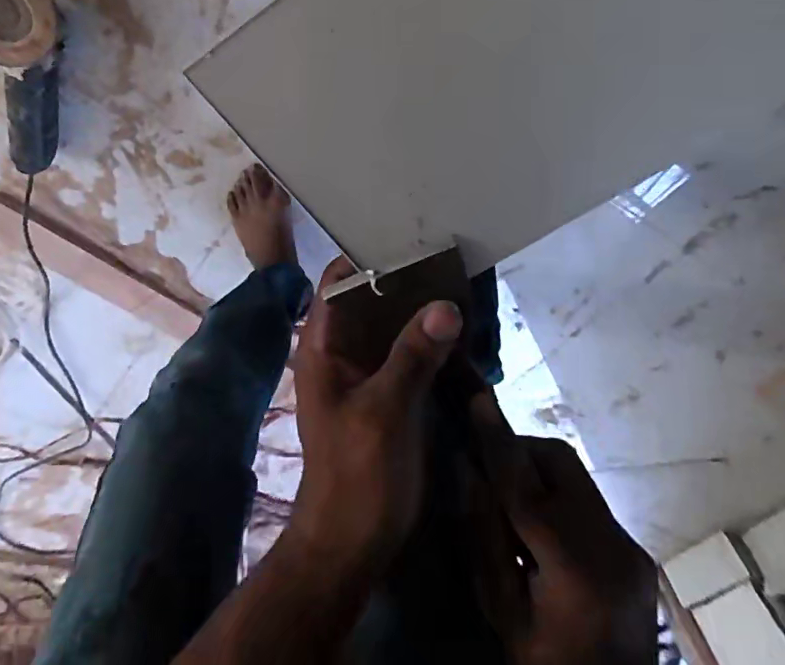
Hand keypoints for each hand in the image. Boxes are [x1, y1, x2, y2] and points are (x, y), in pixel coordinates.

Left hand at [289, 279, 461, 572]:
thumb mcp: (386, 410)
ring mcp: (363, 373)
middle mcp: (340, 351)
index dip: (368, 257)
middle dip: (405, 282)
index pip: (338, 281)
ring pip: (390, 327)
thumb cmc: (357, 474)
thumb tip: (445, 304)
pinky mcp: (386, 394)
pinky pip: (406, 354)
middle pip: (369, 299)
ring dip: (420, 312)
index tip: (411, 240)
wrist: (350, 543)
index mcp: (323, 345)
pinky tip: (461, 334)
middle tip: (449, 260)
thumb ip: (413, 355)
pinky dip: (428, 342)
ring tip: (461, 288)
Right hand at [471, 393, 660, 664]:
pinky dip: (559, 500)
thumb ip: (483, 537)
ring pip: (575, 477)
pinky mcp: (636, 552)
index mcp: (573, 565)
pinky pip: (589, 504)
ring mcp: (630, 546)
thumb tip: (466, 469)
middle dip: (520, 451)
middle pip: (559, 462)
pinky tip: (542, 533)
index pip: (524, 483)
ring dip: (539, 474)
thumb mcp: (503, 612)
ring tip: (512, 505)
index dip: (497, 437)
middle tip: (488, 470)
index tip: (477, 397)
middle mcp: (611, 544)